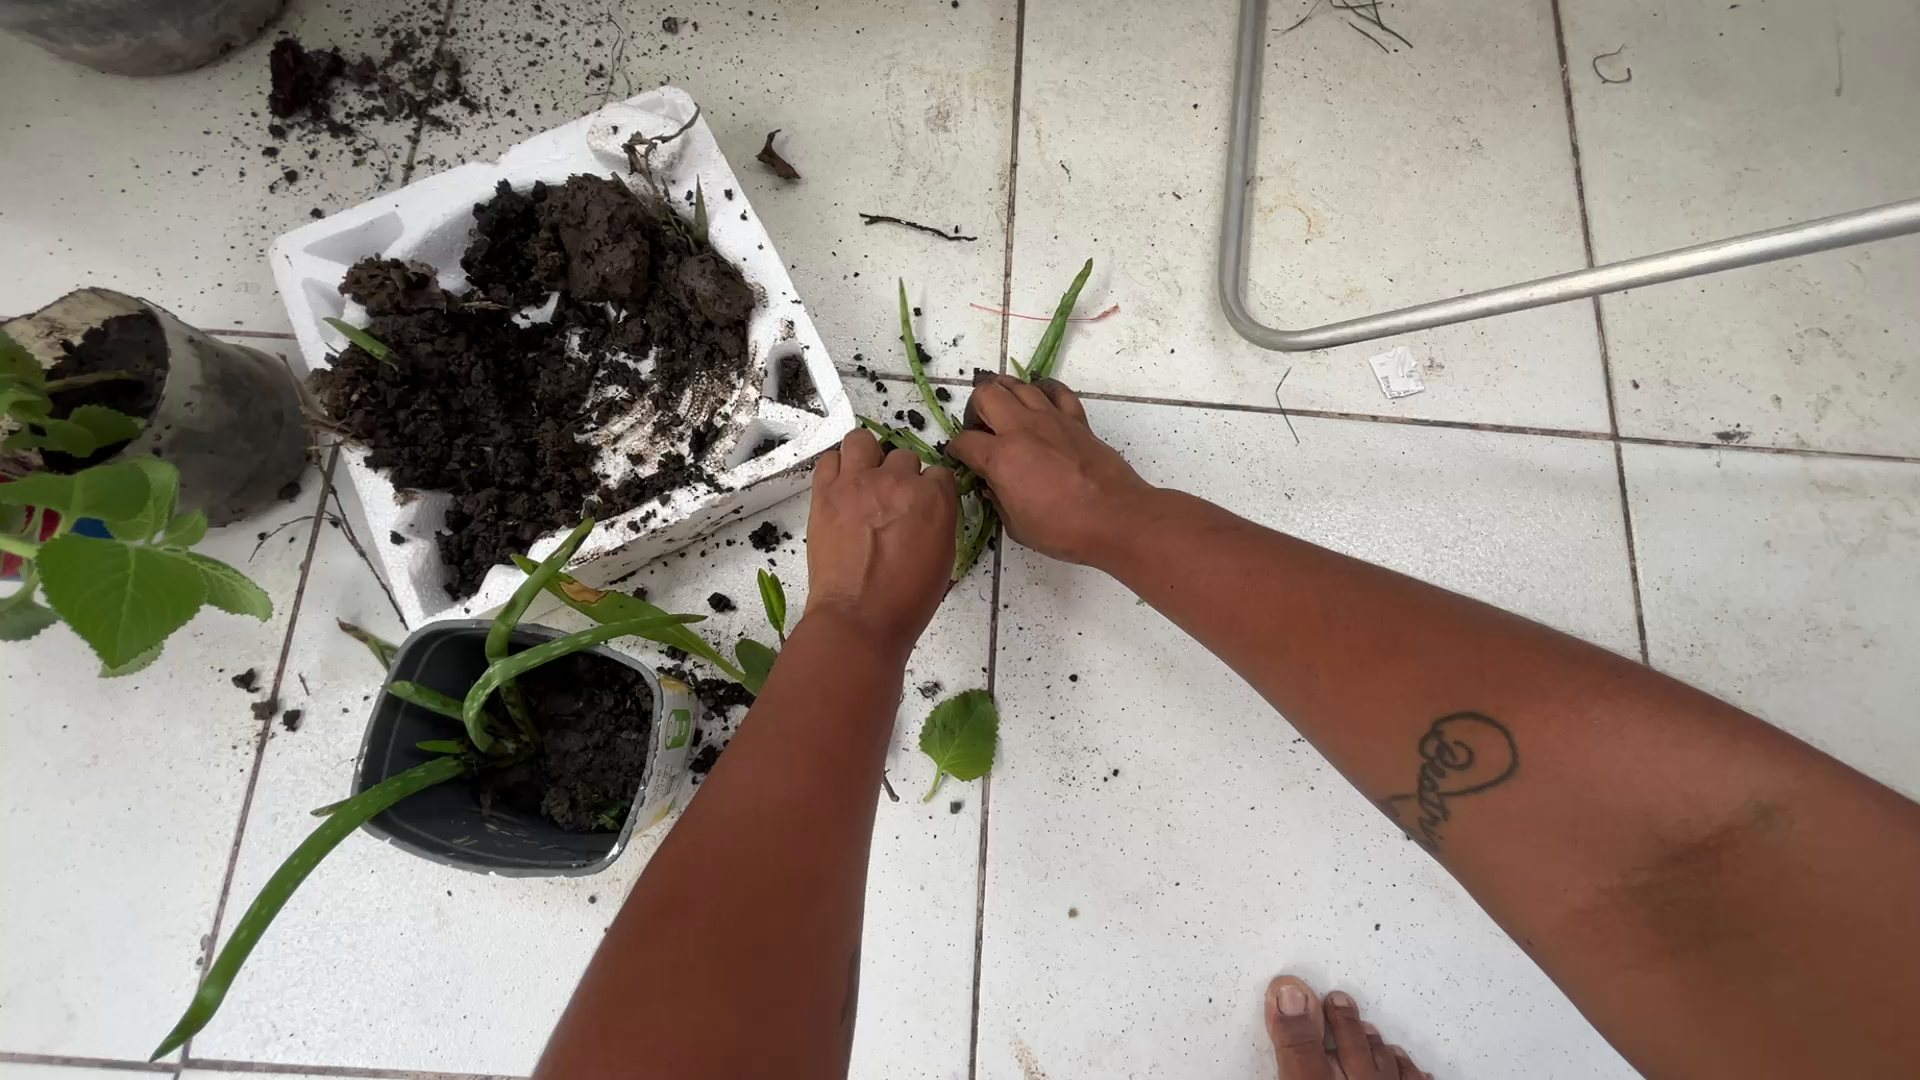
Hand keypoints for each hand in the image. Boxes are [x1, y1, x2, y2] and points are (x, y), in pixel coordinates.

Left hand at [803, 429, 957, 652]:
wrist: (859, 617)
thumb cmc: (906, 600)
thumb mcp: (943, 557)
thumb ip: (938, 520)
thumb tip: (926, 509)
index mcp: (934, 498)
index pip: (939, 472)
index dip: (929, 489)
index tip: (920, 504)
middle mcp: (898, 481)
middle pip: (903, 456)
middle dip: (899, 476)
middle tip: (890, 500)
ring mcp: (858, 483)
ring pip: (863, 440)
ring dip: (867, 456)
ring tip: (863, 479)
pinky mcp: (826, 492)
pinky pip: (830, 459)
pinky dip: (836, 468)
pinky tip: (840, 488)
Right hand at [947, 376, 1155, 566]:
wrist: (1115, 518)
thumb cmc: (1063, 530)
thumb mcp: (1016, 526)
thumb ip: (997, 500)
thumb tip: (991, 484)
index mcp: (1001, 458)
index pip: (964, 442)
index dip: (955, 450)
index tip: (959, 458)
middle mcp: (1022, 429)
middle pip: (986, 394)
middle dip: (974, 410)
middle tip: (980, 430)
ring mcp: (1052, 419)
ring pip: (1018, 384)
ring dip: (1004, 392)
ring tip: (1004, 412)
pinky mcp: (1077, 420)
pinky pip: (1056, 391)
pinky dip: (1043, 391)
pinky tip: (1040, 402)